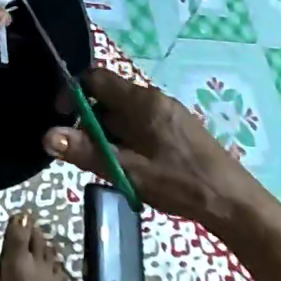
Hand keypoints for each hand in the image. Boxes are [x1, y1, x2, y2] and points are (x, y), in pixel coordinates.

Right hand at [43, 69, 267, 229]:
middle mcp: (154, 99)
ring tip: (106, 166)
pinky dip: (126, 139)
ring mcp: (168, 113)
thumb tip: (48, 135)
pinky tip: (130, 168)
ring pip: (124, 114)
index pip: (96, 78)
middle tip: (83, 152)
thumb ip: (88, 153)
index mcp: (142, 102)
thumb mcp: (128, 171)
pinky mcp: (177, 129)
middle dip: (90, 121)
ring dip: (108, 134)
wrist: (232, 201)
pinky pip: (141, 124)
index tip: (60, 117)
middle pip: (109, 97)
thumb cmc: (179, 183)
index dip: (72, 93)